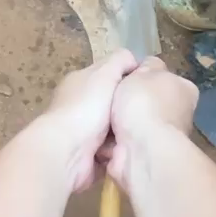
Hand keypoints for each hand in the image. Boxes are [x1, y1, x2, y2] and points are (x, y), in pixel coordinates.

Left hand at [24, 50, 137, 191]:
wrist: (67, 151)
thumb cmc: (86, 107)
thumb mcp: (105, 73)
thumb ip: (120, 60)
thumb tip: (135, 61)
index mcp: (81, 83)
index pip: (109, 74)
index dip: (128, 78)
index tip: (147, 85)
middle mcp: (81, 106)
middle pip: (114, 103)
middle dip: (128, 109)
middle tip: (148, 112)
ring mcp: (83, 132)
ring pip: (116, 128)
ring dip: (126, 131)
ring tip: (142, 133)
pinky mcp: (88, 156)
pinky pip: (112, 151)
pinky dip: (119, 151)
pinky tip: (130, 150)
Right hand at [104, 57, 197, 191]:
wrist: (141, 148)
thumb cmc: (144, 103)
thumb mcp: (146, 71)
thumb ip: (148, 66)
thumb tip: (149, 67)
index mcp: (184, 91)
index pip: (162, 79)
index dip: (141, 77)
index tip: (123, 79)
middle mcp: (177, 116)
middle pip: (146, 102)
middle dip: (128, 103)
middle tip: (107, 96)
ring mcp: (161, 139)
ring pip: (133, 124)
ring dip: (117, 123)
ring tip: (99, 116)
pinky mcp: (144, 157)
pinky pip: (123, 143)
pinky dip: (113, 141)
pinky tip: (100, 135)